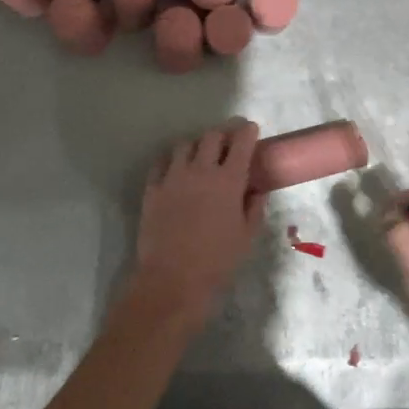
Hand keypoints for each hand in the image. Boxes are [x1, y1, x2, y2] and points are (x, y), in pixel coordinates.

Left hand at [129, 119, 266, 323]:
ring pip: (184, 145)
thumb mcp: (247, 237)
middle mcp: (200, 170)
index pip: (240, 142)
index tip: (250, 129)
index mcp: (228, 181)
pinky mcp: (152, 189)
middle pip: (211, 136)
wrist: (172, 279)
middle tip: (227, 142)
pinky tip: (175, 171)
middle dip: (222, 134)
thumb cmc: (217, 261)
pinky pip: (161, 163)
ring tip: (200, 156)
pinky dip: (171, 161)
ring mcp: (173, 177)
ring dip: (196, 146)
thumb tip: (256, 190)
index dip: (247, 131)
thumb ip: (254, 208)